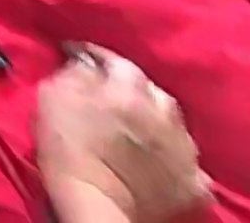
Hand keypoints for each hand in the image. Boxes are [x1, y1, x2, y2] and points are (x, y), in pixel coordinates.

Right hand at [37, 45, 212, 222]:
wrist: (96, 198)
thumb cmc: (64, 140)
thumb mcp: (53, 94)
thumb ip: (75, 73)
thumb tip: (84, 61)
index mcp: (128, 93)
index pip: (118, 61)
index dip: (96, 52)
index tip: (75, 50)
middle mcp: (165, 118)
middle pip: (153, 90)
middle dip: (131, 82)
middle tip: (106, 83)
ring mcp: (187, 155)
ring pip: (176, 123)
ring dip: (156, 116)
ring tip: (134, 118)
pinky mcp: (196, 186)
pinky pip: (189, 161)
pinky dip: (174, 153)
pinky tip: (161, 155)